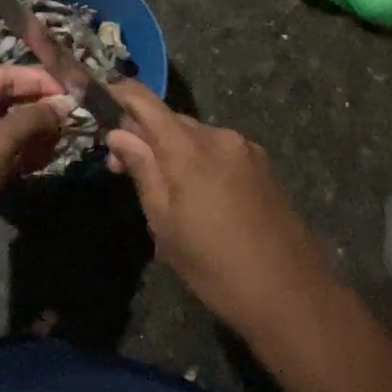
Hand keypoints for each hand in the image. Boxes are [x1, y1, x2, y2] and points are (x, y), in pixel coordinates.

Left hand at [0, 66, 70, 241]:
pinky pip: (2, 154)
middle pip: (7, 102)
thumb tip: (64, 104)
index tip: (75, 89)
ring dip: (36, 135)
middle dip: (40, 111)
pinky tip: (48, 159)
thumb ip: (34, 118)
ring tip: (65, 140)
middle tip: (76, 119)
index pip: (5, 75)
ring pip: (7, 130)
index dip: (40, 81)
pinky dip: (23, 156)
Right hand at [104, 81, 333, 331]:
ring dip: (173, 150)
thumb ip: (142, 171)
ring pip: (195, 136)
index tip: (97, 103)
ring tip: (164, 191)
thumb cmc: (215, 267)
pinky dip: (199, 161)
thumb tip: (118, 134)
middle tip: (123, 169)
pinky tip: (201, 199)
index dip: (119, 94)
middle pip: (170, 120)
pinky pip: (219, 151)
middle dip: (143, 135)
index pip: (145, 101)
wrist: (294, 297)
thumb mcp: (165, 224)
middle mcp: (219, 137)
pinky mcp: (264, 167)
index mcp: (189, 148)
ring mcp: (246, 150)